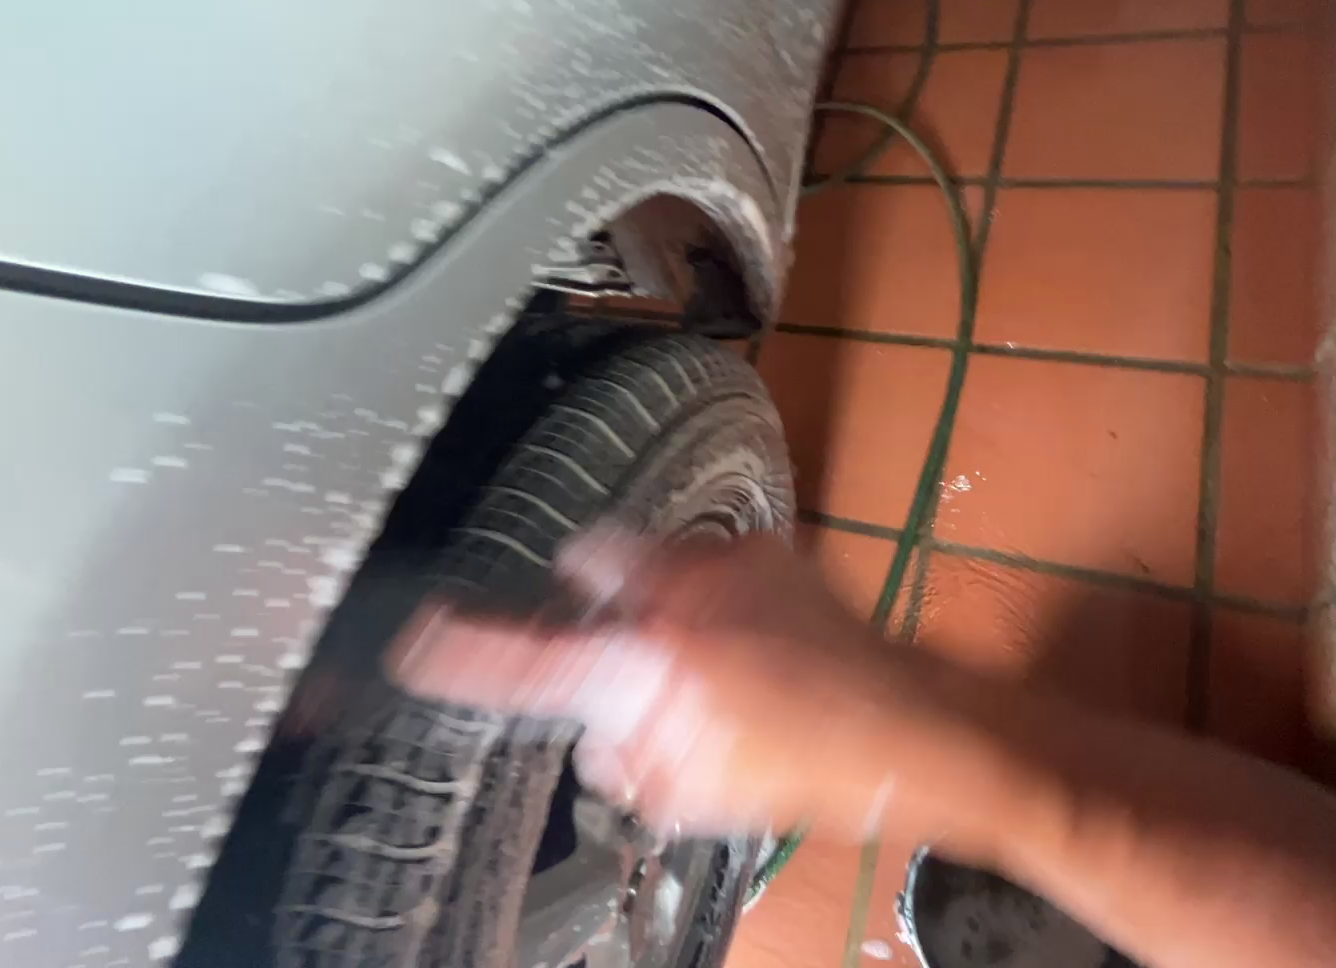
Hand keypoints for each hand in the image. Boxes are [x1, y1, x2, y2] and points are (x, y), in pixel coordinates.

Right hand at [386, 527, 955, 838]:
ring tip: (704, 649)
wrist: (915, 722)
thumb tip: (605, 737)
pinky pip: (697, 557)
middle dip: (591, 602)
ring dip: (651, 600)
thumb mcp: (700, 791)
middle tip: (629, 649)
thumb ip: (628, 759)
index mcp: (654, 666)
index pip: (532, 657)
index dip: (465, 651)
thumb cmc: (811, 771)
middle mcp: (677, 592)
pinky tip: (743, 632)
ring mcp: (722, 556)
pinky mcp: (760, 543)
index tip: (420, 636)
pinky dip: (699, 590)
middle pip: (587, 563)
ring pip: (643, 558)